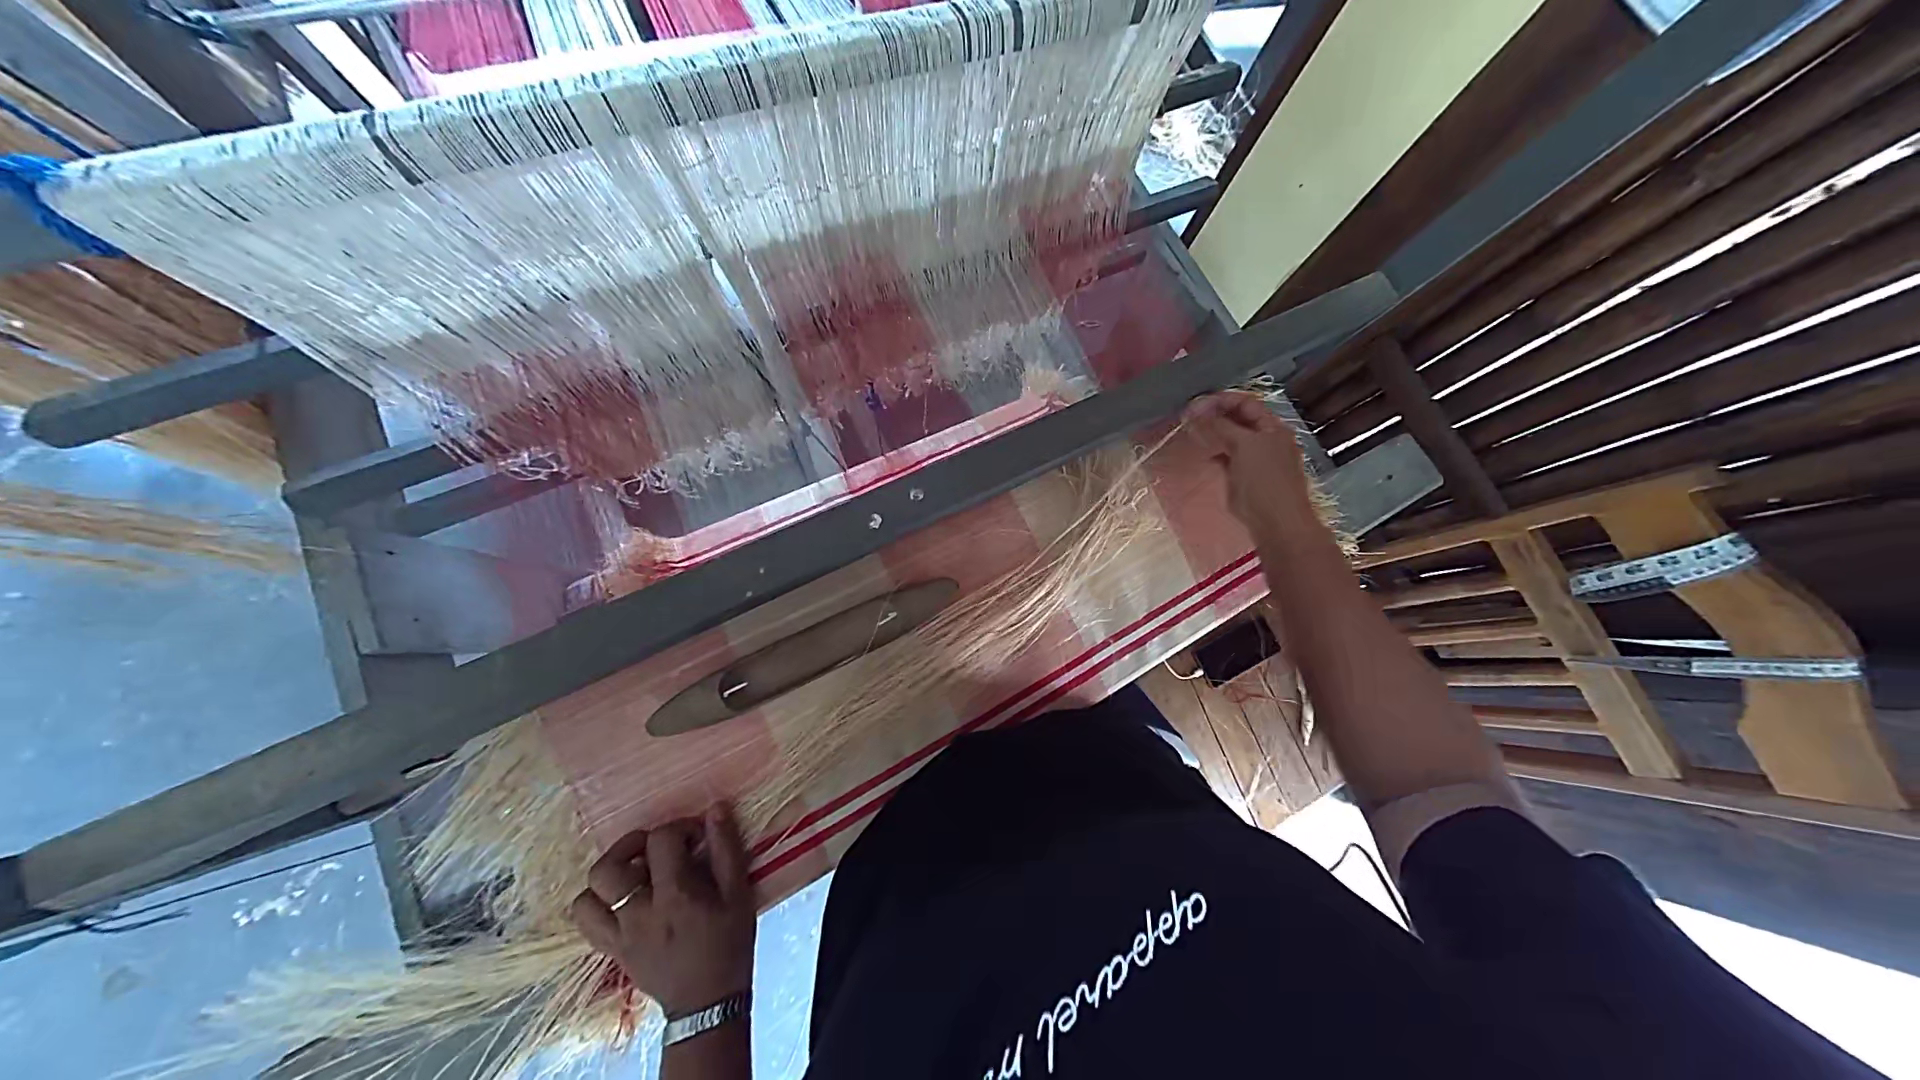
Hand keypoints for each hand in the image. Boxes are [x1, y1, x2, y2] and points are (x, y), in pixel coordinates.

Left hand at [570, 806, 755, 1015]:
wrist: (708, 1001)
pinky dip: (597, 903)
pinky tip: (622, 898)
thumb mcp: (738, 893)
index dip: (679, 827)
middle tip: (656, 845)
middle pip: (608, 866)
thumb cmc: (729, 942)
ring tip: (635, 871)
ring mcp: (619, 936)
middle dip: (631, 844)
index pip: (660, 842)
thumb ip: (726, 848)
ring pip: (587, 896)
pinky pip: (586, 922)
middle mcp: (638, 914)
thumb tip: (715, 808)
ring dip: (609, 875)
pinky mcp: (612, 951)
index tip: (697, 835)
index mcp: (673, 896)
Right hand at [1181, 392, 1317, 535]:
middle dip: (1214, 416)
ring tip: (1191, 434)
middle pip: (1238, 419)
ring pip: (1232, 438)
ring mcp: (1257, 459)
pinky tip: (1204, 454)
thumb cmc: (1263, 481)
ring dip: (1213, 434)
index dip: (1221, 400)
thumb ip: (1220, 427)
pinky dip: (1215, 452)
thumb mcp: (1243, 446)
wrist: (1276, 523)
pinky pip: (1228, 457)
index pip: (1245, 403)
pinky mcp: (1246, 477)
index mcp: (1272, 427)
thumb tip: (1197, 411)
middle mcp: (1267, 439)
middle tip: (1188, 418)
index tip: (1194, 406)